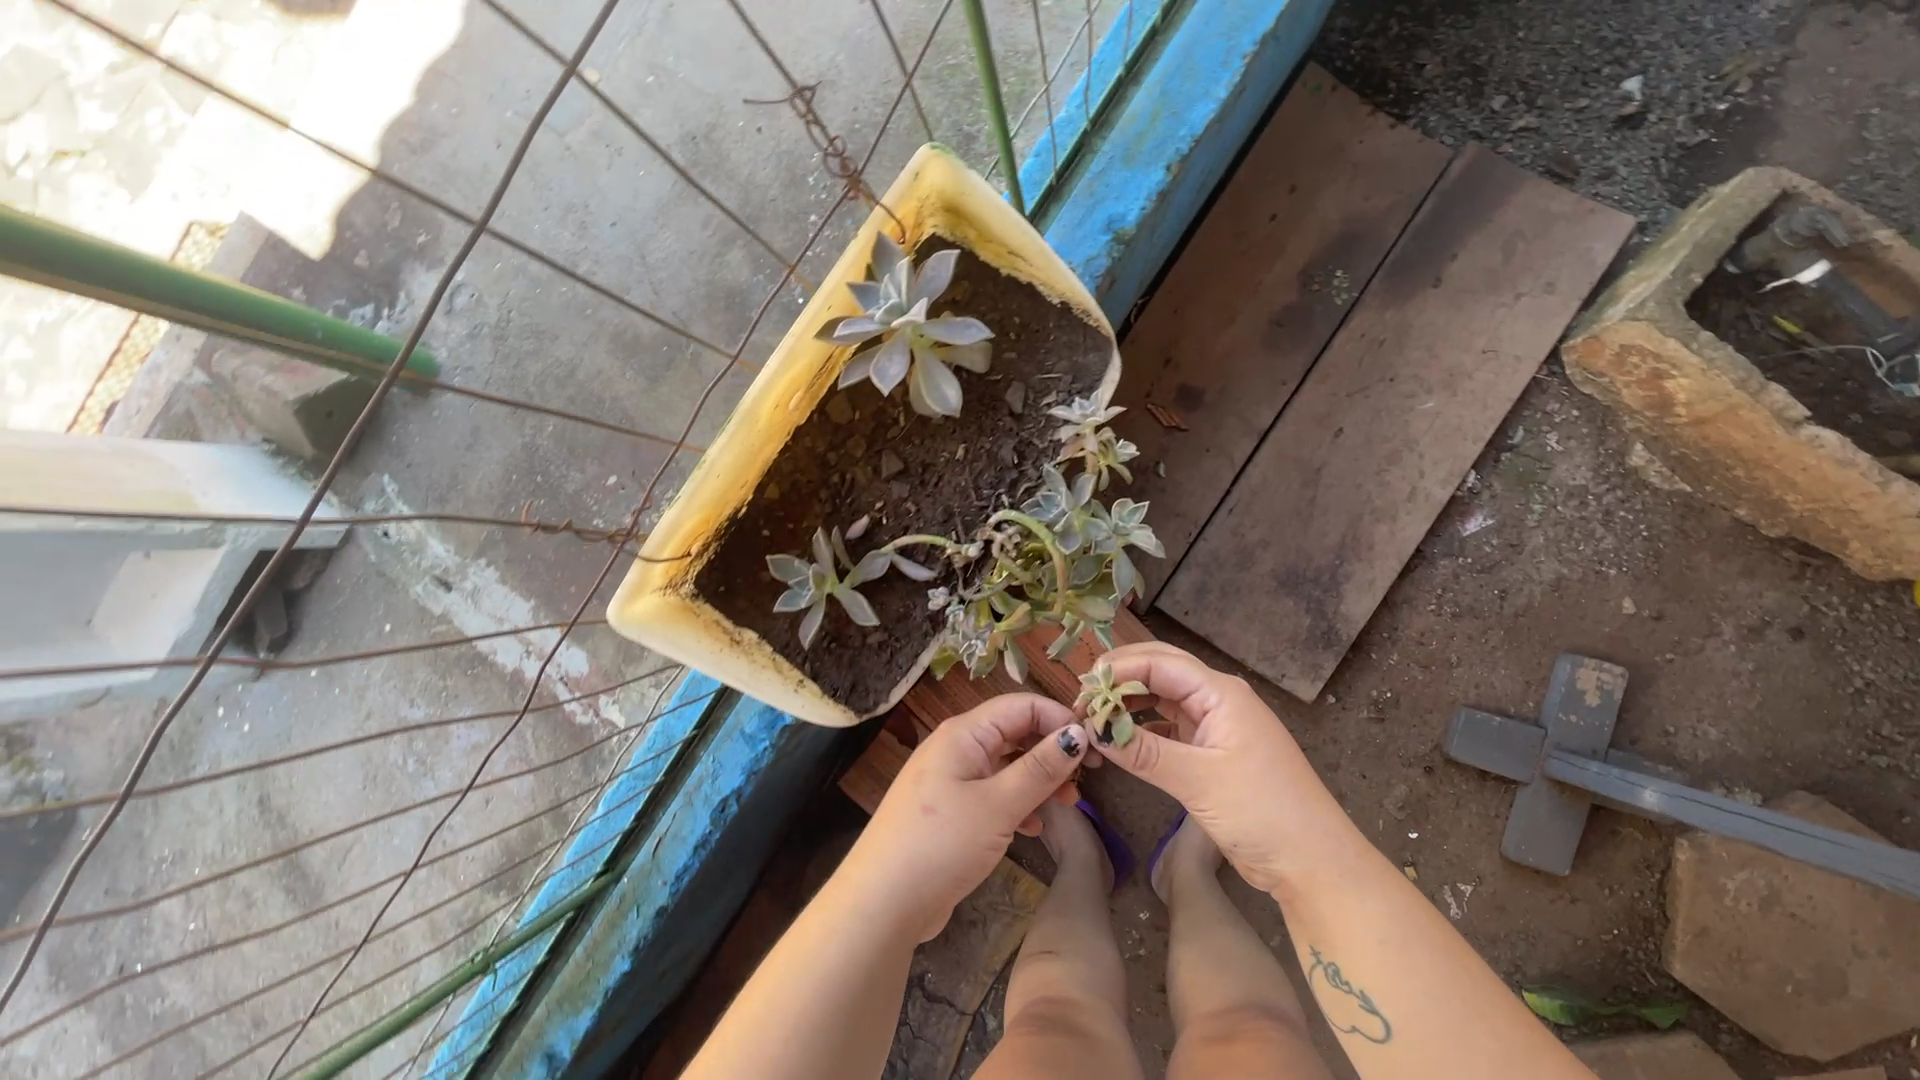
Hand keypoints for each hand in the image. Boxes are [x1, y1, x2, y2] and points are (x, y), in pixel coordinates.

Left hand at [840, 694, 1087, 940]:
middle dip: (1051, 751)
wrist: (883, 902)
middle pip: (1014, 733)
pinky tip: (1032, 827)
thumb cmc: (942, 844)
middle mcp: (956, 748)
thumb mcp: (999, 804)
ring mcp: (950, 780)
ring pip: (1006, 766)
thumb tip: (1077, 732)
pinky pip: (993, 794)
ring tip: (1067, 805)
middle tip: (1087, 779)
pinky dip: (1017, 804)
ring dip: (1038, 780)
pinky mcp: (950, 812)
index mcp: (963, 734)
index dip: (1059, 719)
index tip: (1095, 747)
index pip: (1022, 706)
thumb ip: (1040, 768)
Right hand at [1089, 643, 1350, 894]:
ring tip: (1093, 721)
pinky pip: (1168, 726)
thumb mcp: (1198, 781)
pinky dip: (1141, 730)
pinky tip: (1118, 742)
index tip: (1079, 693)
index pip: (1157, 663)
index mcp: (1220, 693)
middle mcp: (1217, 699)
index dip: (1115, 672)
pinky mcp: (1211, 751)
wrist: (1312, 862)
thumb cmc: (1263, 812)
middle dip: (1118, 680)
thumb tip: (1091, 730)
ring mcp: (1215, 725)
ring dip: (1128, 705)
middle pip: (1159, 671)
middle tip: (1080, 700)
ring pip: (1161, 698)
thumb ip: (1143, 751)